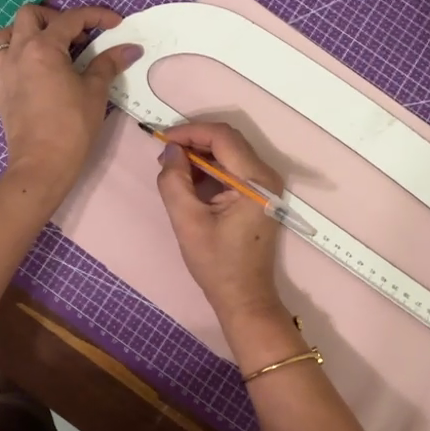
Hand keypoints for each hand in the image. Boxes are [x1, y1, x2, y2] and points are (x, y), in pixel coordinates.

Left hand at [0, 4, 140, 196]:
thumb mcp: (95, 91)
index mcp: (43, 47)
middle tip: (75, 37)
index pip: (71, 19)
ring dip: (23, 35)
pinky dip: (2, 64)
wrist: (42, 164)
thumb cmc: (72, 125)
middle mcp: (18, 52)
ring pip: (2, 36)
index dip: (96, 16)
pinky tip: (19, 73)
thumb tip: (129, 48)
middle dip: (54, 18)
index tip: (115, 24)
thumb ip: (108, 63)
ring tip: (44, 49)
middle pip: (30, 15)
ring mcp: (1, 72)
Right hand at [153, 122, 288, 324]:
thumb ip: (174, 181)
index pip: (221, 137)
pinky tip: (189, 177)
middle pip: (227, 140)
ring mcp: (266, 184)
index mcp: (255, 180)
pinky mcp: (259, 193)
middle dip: (194, 141)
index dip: (190, 132)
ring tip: (173, 166)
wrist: (245, 298)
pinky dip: (210, 166)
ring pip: (229, 151)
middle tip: (166, 152)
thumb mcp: (187, 222)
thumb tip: (171, 150)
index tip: (163, 139)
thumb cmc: (217, 264)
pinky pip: (233, 166)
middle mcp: (266, 175)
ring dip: (201, 153)